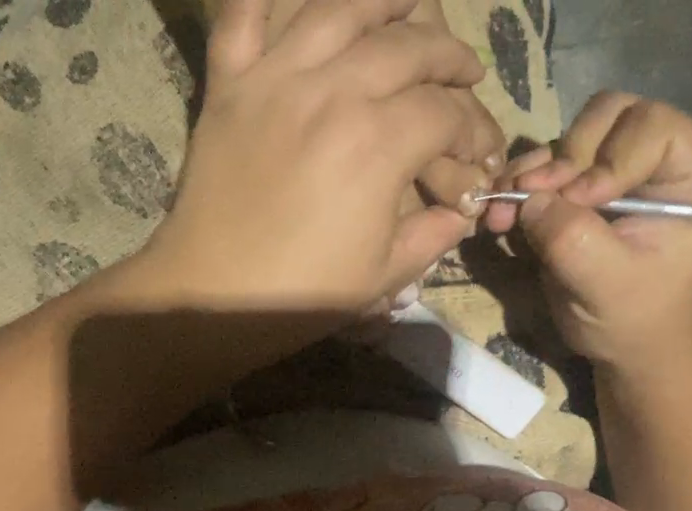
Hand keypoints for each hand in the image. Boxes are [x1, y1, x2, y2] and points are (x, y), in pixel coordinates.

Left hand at [138, 0, 484, 313]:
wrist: (214, 299)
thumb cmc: (302, 296)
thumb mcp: (381, 276)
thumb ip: (431, 236)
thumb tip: (463, 214)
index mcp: (378, 145)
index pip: (443, 112)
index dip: (472, 129)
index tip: (477, 151)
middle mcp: (332, 93)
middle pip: (406, 47)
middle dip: (449, 55)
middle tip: (464, 69)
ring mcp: (274, 80)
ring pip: (338, 9)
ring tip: (411, 2)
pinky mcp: (227, 85)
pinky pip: (242, 16)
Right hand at [484, 93, 691, 364]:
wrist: (624, 351)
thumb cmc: (635, 320)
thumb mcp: (608, 285)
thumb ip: (573, 239)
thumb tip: (529, 199)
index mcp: (684, 177)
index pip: (654, 127)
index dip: (613, 154)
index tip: (583, 200)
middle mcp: (648, 163)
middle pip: (607, 117)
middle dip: (567, 156)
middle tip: (537, 198)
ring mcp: (606, 174)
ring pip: (566, 140)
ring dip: (530, 173)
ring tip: (503, 213)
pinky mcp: (571, 193)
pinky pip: (539, 170)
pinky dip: (515, 187)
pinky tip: (498, 217)